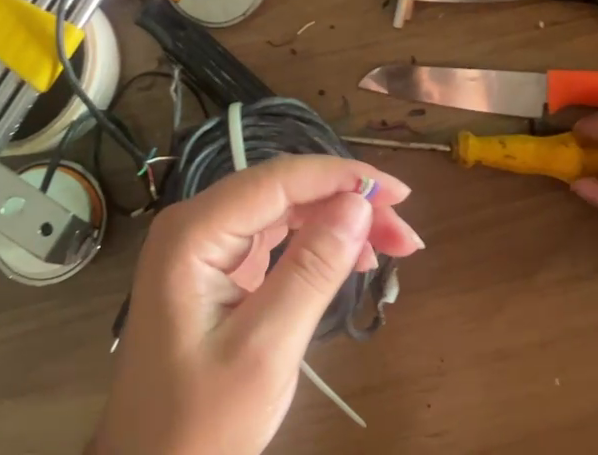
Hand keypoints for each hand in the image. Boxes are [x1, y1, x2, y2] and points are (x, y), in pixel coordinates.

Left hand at [90, 155, 424, 454]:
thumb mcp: (265, 350)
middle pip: (282, 192)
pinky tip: (354, 258)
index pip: (276, 181)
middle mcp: (195, 225)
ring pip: (283, 212)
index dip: (339, 177)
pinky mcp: (216, 269)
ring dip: (338, 221)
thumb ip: (311, 271)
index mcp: (192, 233)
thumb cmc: (200, 420)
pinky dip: (316, 244)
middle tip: (405, 233)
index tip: (398, 194)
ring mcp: (204, 246)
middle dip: (346, 202)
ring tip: (394, 245)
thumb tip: (358, 204)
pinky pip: (273, 239)